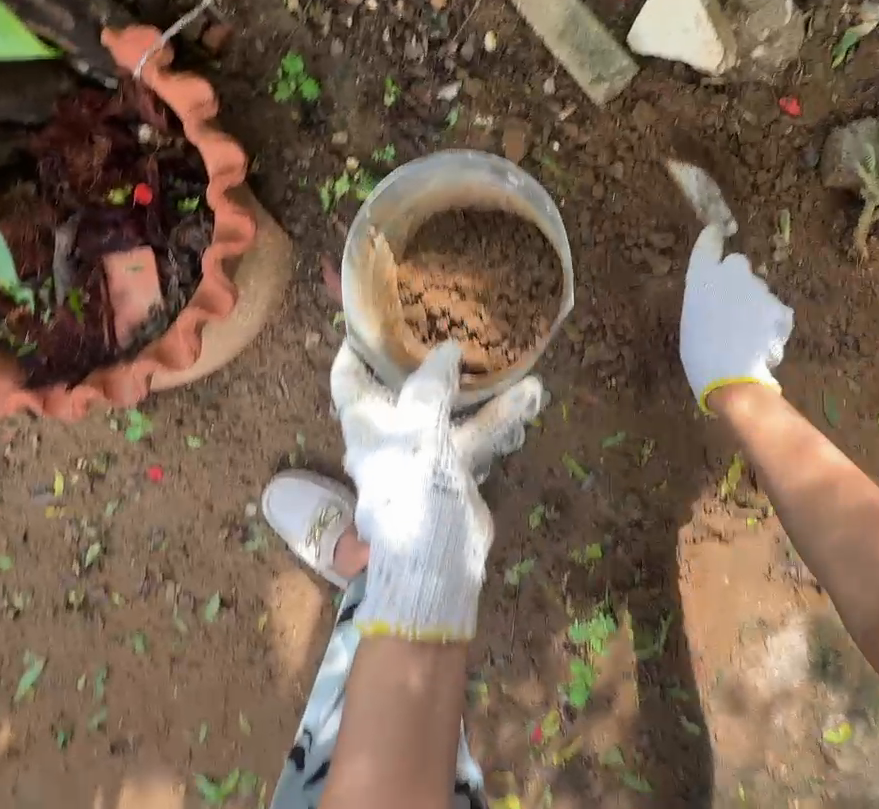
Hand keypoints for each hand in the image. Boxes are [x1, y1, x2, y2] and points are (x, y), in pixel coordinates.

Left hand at [331, 342, 545, 640]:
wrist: (438, 563)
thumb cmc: (413, 492)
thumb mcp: (417, 430)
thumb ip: (429, 386)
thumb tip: (448, 349)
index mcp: (366, 424)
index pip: (349, 376)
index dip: (357, 344)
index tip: (379, 314)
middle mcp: (390, 433)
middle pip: (402, 385)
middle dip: (426, 357)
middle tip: (450, 322)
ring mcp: (423, 451)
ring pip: (448, 408)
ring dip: (476, 386)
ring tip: (504, 356)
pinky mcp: (453, 468)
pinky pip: (475, 432)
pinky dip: (500, 416)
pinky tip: (529, 396)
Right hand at [680, 223, 793, 412]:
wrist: (730, 375)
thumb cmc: (699, 352)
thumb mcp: (693, 320)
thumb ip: (706, 299)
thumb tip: (720, 296)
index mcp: (701, 278)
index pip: (707, 245)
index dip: (712, 237)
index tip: (716, 230)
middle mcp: (731, 274)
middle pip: (737, 266)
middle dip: (737, 280)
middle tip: (731, 308)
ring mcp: (759, 289)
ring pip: (759, 292)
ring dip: (755, 306)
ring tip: (746, 337)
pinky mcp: (780, 307)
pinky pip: (775, 312)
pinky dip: (771, 325)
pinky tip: (761, 345)